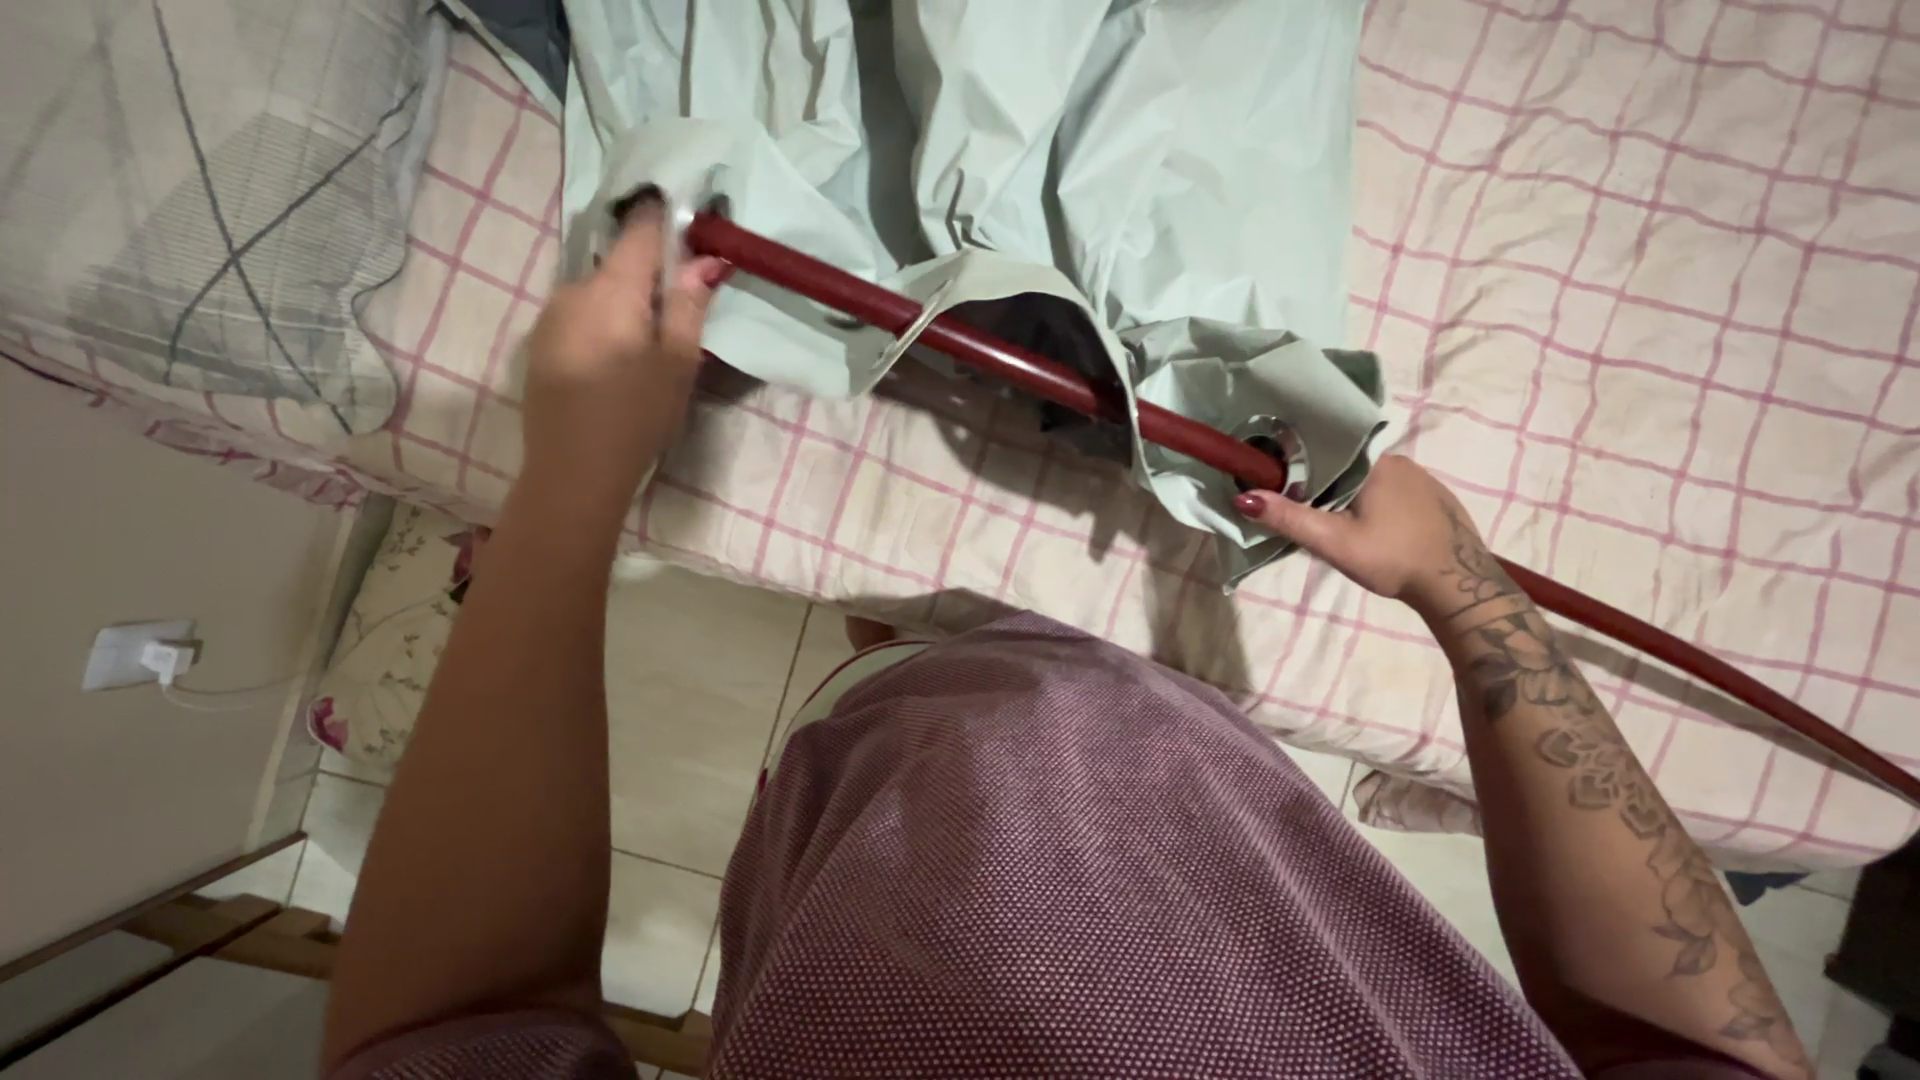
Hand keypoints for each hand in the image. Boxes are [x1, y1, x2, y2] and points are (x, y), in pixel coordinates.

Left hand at [519, 187, 728, 506]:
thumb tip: (704, 258)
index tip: (694, 223)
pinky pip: (580, 316)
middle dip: (651, 275)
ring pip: (599, 292)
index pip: (641, 231)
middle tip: (683, 308)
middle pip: (619, 264)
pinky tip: (617, 362)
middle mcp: (573, 289)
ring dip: (627, 303)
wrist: (573, 471)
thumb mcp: (677, 363)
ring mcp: (550, 316)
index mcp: (611, 288)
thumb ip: (689, 306)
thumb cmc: (636, 416)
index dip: (668, 220)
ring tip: (651, 344)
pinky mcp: (540, 343)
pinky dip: (604, 324)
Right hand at [1232, 455, 1497, 618]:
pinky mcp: (1435, 499)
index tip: (1278, 488)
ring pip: (1368, 481)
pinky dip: (1373, 506)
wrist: (1460, 587)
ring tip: (1333, 526)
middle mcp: (1400, 461)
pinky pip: (1391, 492)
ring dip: (1348, 498)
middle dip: (1322, 487)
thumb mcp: (1332, 542)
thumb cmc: (1393, 559)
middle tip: (1304, 515)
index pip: (1323, 453)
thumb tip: (1242, 497)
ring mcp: (1422, 479)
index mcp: (1374, 463)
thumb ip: (1288, 518)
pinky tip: (1369, 530)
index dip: (1297, 469)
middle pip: (1344, 467)